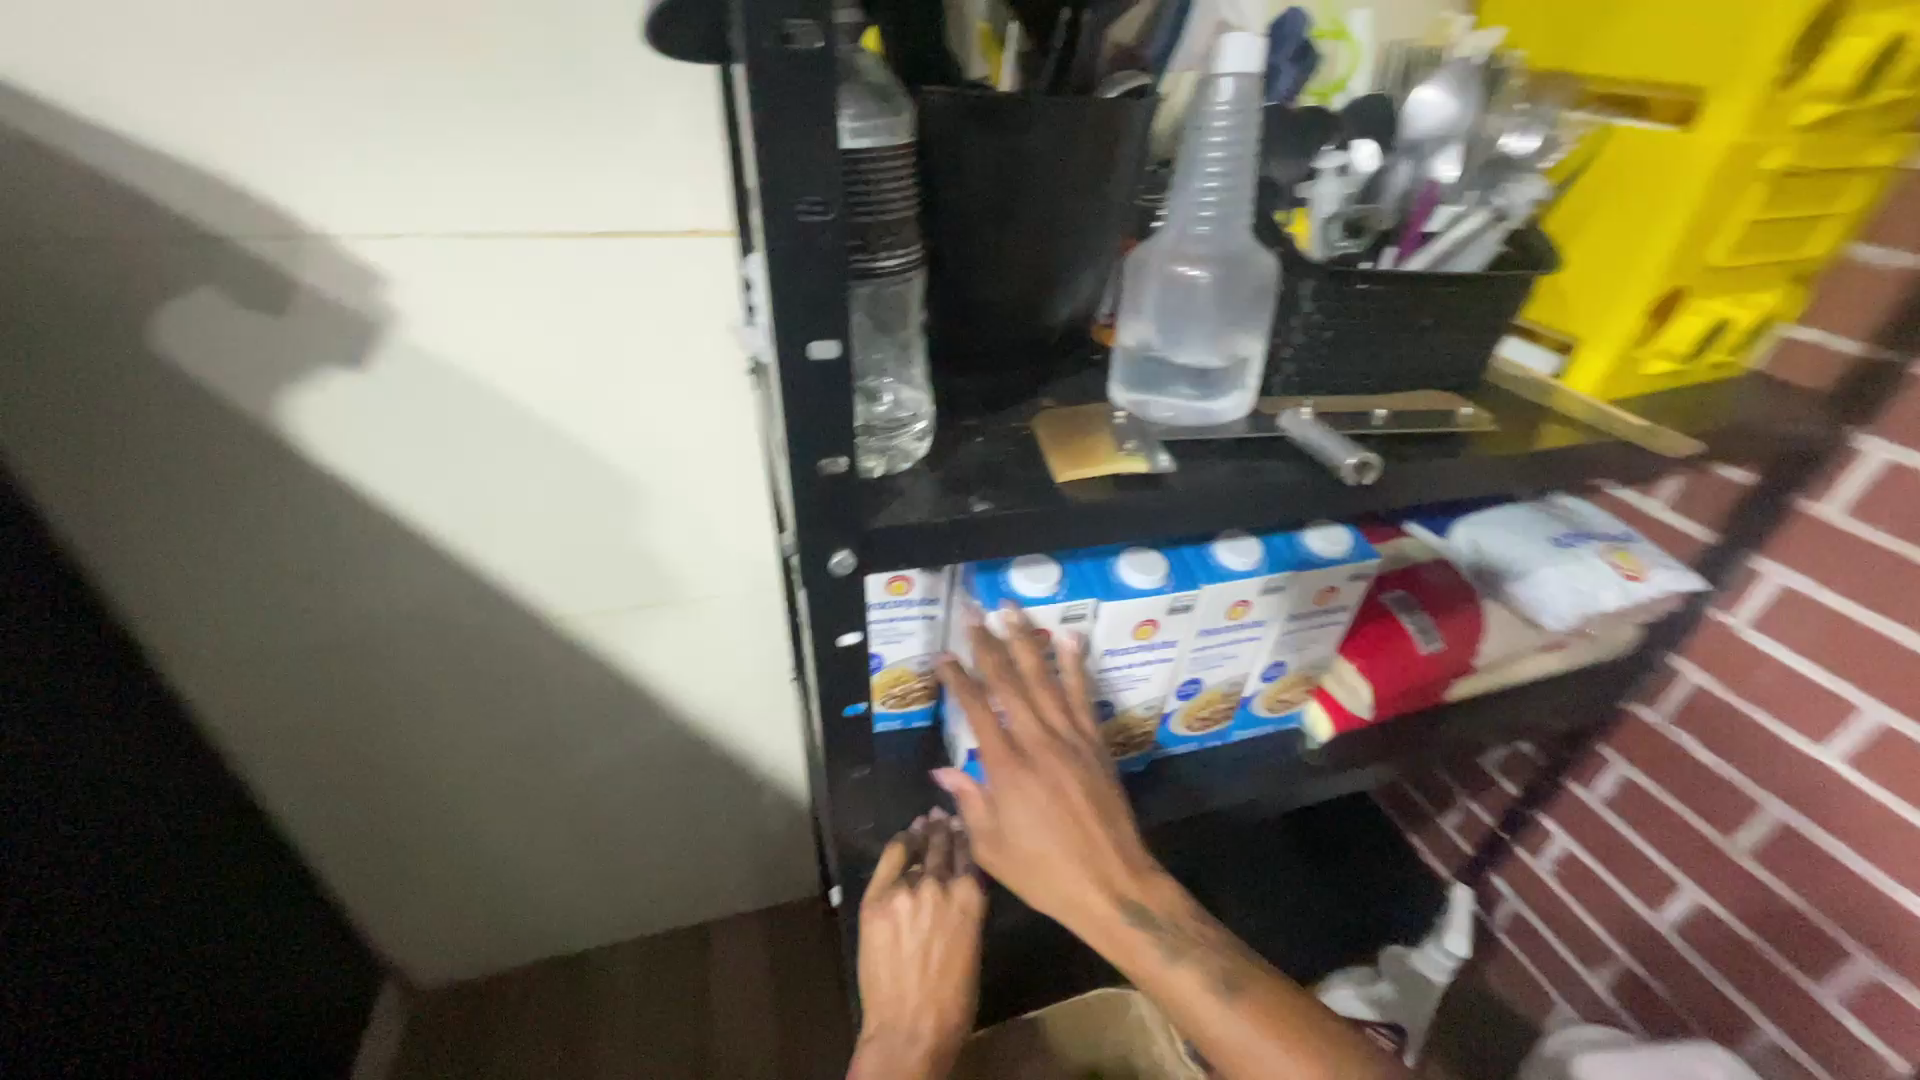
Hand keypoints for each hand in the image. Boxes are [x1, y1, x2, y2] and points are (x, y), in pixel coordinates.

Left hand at [849, 811, 985, 1079]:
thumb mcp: (973, 944)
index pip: (970, 852)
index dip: (966, 835)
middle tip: (942, 817)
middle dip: (944, 829)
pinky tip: (904, 836)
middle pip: (944, 844)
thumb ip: (965, 907)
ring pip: (919, 848)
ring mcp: (907, 888)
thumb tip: (958, 884)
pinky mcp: (878, 897)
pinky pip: (891, 858)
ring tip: (926, 822)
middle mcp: (941, 883)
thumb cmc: (952, 998)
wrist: (910, 1027)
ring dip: (924, 833)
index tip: (963, 823)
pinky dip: (900, 843)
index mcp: (972, 897)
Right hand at [932, 605, 1161, 934]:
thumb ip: (969, 802)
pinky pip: (1083, 696)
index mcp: (1006, 768)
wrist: (1111, 884)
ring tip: (1012, 609)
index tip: (943, 655)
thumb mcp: (991, 848)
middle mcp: (1037, 742)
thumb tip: (943, 771)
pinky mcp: (1096, 744)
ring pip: (1044, 679)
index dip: (958, 679)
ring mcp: (1071, 739)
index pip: (976, 709)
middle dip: (988, 644)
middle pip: (1008, 683)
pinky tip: (1069, 637)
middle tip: (973, 612)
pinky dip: (1075, 665)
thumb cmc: (1044, 873)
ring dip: (1026, 641)